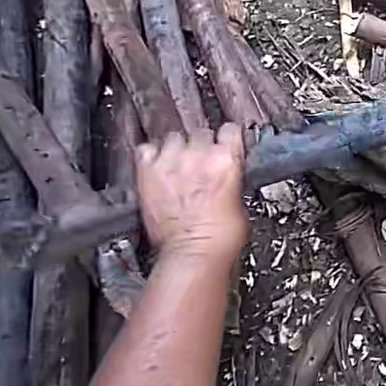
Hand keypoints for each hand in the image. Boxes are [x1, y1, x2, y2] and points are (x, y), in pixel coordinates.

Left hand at [134, 125, 248, 262]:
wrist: (194, 255)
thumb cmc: (219, 238)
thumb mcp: (240, 201)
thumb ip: (231, 177)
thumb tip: (226, 172)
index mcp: (227, 159)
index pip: (229, 129)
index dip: (227, 138)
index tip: (225, 144)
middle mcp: (198, 154)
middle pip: (200, 132)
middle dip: (201, 147)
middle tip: (201, 166)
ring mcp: (170, 162)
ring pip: (174, 137)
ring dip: (177, 149)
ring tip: (178, 167)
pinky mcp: (147, 172)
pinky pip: (146, 149)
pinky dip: (151, 156)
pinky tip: (158, 167)